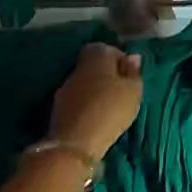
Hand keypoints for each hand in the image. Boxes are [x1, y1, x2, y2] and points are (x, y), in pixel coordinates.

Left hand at [49, 43, 141, 159]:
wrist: (74, 144)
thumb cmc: (111, 110)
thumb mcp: (134, 91)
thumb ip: (133, 72)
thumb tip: (132, 56)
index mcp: (96, 59)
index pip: (104, 48)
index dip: (118, 57)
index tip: (129, 72)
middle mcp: (77, 70)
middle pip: (92, 65)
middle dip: (107, 73)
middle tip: (122, 88)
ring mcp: (64, 90)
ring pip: (84, 82)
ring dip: (96, 89)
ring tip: (111, 104)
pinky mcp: (58, 110)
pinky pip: (78, 98)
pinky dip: (87, 103)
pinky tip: (97, 114)